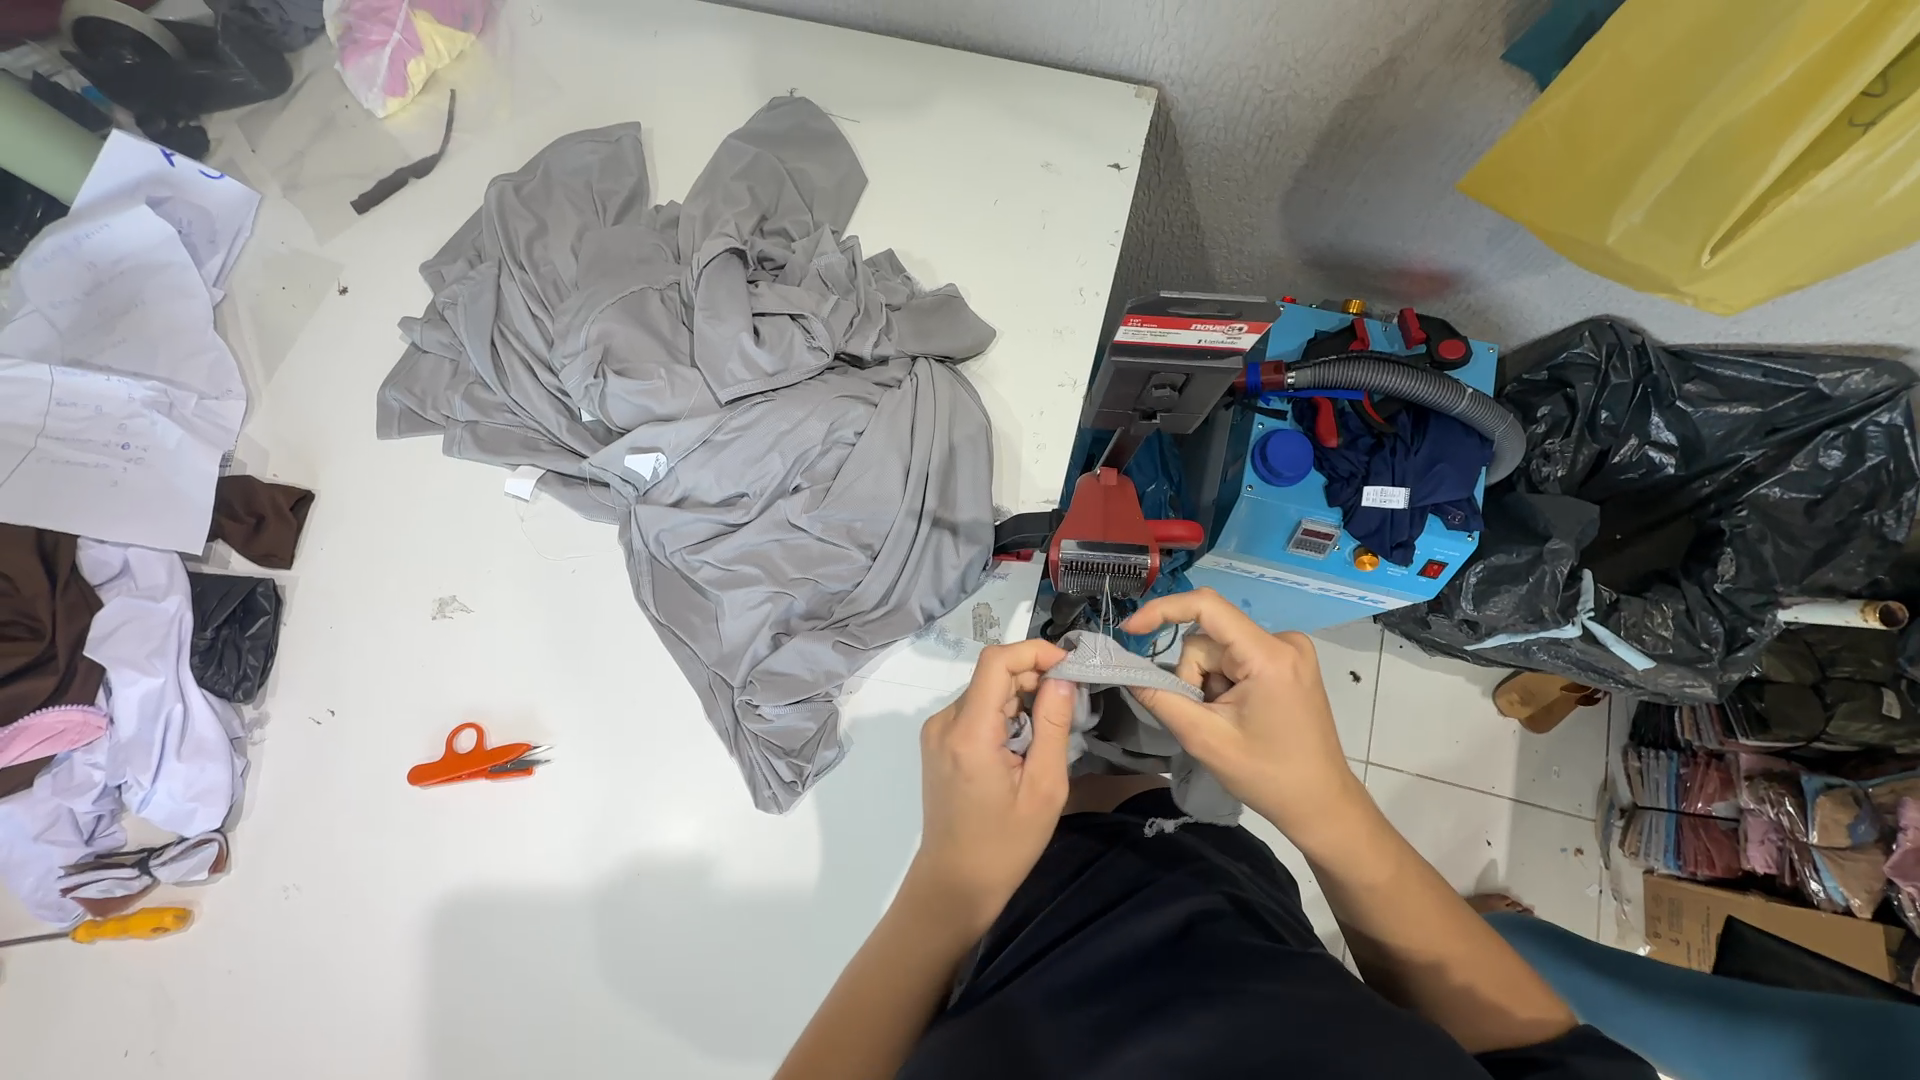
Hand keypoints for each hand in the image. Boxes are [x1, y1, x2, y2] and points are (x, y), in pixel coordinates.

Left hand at [907, 640, 1074, 934]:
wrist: (955, 883)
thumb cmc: (1005, 845)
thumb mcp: (1044, 789)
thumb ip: (1054, 727)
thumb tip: (1064, 679)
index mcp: (968, 732)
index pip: (996, 661)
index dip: (1035, 652)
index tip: (1069, 667)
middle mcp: (944, 722)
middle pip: (992, 674)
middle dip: (1034, 678)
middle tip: (1069, 706)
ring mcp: (937, 731)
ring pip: (985, 690)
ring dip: (1021, 698)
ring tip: (1048, 732)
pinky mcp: (938, 742)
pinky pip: (975, 710)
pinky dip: (1004, 713)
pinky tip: (1023, 745)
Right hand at [1119, 588, 1368, 841]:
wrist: (1321, 803)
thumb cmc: (1268, 776)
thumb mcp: (1203, 739)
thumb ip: (1160, 699)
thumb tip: (1126, 671)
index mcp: (1268, 655)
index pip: (1206, 607)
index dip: (1162, 611)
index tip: (1131, 629)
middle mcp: (1283, 641)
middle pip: (1208, 639)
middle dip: (1193, 676)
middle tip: (1206, 717)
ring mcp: (1288, 650)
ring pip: (1218, 651)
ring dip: (1208, 683)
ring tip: (1226, 720)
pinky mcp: (1287, 661)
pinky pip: (1234, 658)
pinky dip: (1223, 683)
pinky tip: (1238, 713)